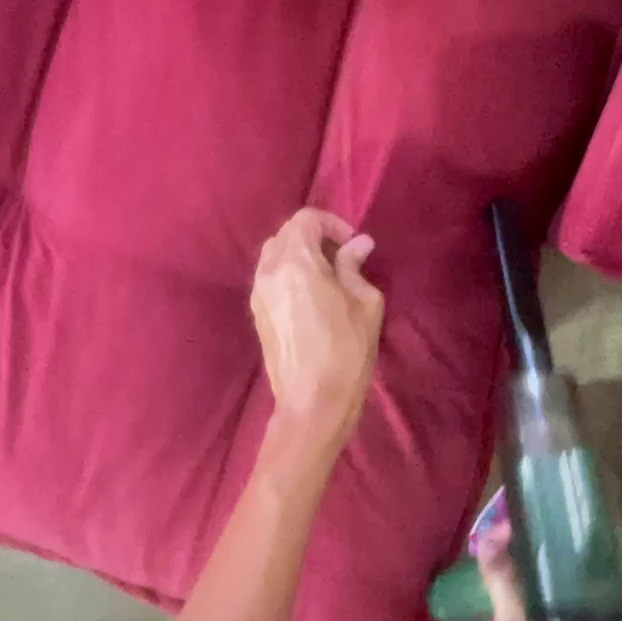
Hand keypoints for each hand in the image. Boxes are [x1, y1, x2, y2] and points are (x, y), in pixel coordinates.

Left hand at [249, 208, 383, 472]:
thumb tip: (357, 244)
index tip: (353, 244)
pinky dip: (289, 273)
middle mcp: (269, 270)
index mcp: (296, 261)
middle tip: (342, 257)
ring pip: (275, 254)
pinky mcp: (257, 314)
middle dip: (315, 237)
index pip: (306, 219)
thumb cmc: (347, 350)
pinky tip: (311, 296)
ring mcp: (258, 293)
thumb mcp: (365, 303)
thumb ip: (354, 266)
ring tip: (328, 277)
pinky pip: (270, 277)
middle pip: (287, 234)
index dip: (333, 224)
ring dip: (300, 254)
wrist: (313, 401)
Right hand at [480, 522, 599, 620]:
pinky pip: (536, 599)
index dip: (551, 528)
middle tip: (502, 514)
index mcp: (589, 610)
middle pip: (559, 565)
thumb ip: (506, 587)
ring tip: (495, 538)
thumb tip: (490, 535)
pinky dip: (518, 584)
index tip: (522, 505)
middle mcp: (584, 614)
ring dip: (522, 562)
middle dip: (532, 541)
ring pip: (545, 582)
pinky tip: (497, 576)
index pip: (576, 554)